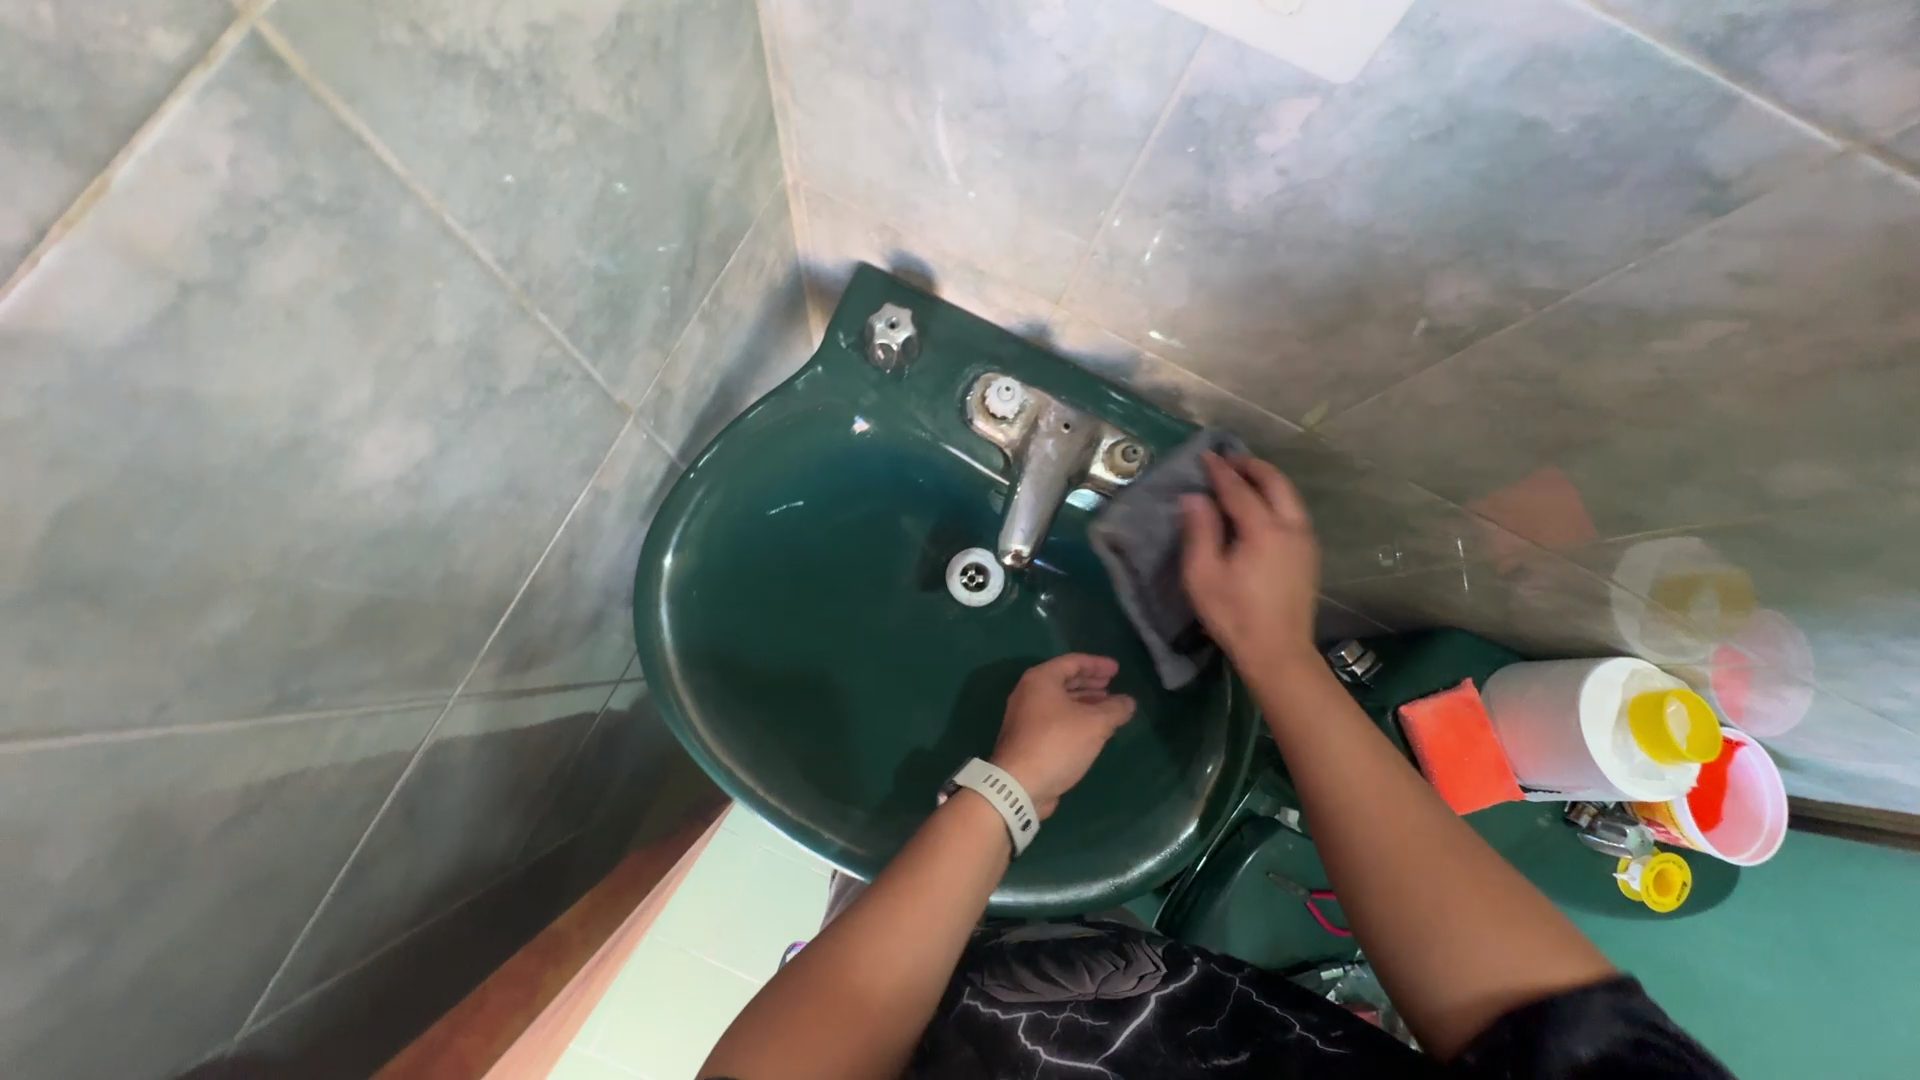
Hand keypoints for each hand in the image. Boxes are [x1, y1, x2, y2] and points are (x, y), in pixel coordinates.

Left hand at [989, 654, 1136, 819]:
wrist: (1019, 784)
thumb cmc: (1057, 743)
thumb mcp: (1095, 724)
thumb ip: (1115, 709)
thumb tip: (1129, 702)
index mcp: (1041, 680)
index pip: (1072, 662)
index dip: (1097, 664)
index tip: (1117, 669)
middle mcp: (1029, 693)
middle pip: (1064, 680)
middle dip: (1090, 682)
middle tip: (1111, 685)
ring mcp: (1025, 716)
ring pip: (1059, 701)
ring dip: (1084, 701)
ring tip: (1107, 707)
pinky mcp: (1027, 738)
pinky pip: (1055, 719)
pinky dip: (1074, 718)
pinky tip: (1091, 729)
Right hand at [1181, 453, 1321, 673]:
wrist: (1277, 652)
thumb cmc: (1233, 614)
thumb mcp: (1203, 575)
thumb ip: (1199, 531)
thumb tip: (1194, 498)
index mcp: (1264, 530)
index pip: (1239, 489)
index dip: (1220, 471)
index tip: (1205, 456)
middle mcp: (1291, 527)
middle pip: (1275, 482)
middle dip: (1251, 466)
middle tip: (1228, 460)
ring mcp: (1305, 541)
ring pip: (1290, 495)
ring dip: (1267, 480)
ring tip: (1243, 477)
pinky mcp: (1309, 555)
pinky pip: (1294, 511)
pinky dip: (1277, 497)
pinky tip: (1261, 506)